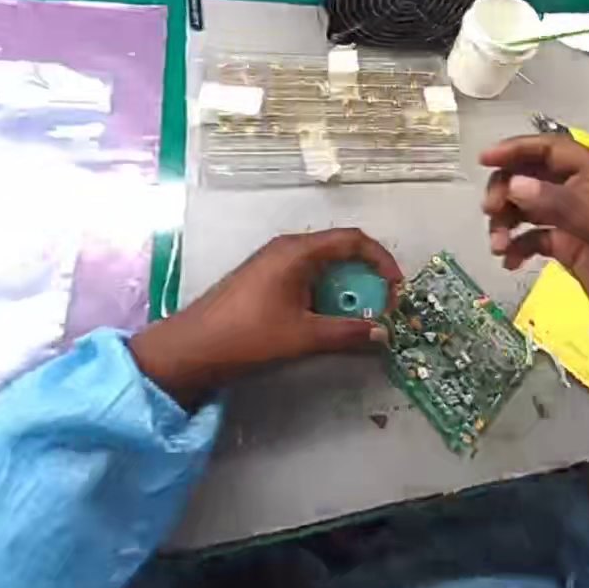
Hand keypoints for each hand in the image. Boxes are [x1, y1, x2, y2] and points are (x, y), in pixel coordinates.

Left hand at [130, 228, 403, 403]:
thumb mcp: (302, 337)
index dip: (382, 260)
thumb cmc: (247, 336)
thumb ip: (347, 333)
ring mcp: (273, 261)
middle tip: (380, 307)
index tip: (397, 288)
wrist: (191, 347)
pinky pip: (305, 276)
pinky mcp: (264, 277)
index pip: (353, 239)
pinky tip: (325, 319)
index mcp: (297, 251)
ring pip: (323, 265)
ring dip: (344, 288)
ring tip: (356, 317)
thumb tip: (384, 334)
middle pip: (339, 250)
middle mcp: (287, 248)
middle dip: (366, 277)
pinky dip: (324, 293)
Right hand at [481, 135, 588, 400]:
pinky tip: (510, 263)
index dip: (517, 149)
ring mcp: (575, 225)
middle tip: (490, 212)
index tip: (483, 160)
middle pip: (532, 177)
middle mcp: (584, 197)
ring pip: (527, 208)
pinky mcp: (569, 252)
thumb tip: (515, 184)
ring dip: (506, 221)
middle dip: (506, 190)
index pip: (552, 150)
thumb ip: (562, 207)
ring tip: (497, 247)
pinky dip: (516, 246)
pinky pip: (532, 239)